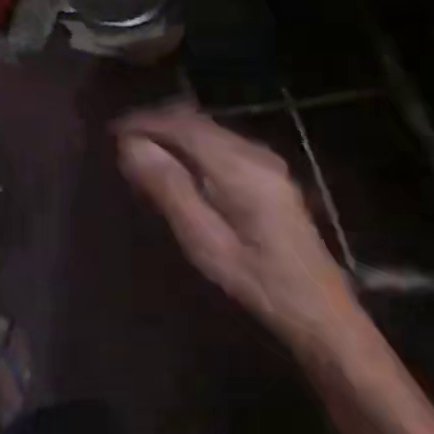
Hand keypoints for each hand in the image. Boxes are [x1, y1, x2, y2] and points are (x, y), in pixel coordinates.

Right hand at [115, 102, 355, 339]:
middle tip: (121, 141)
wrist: (321, 313)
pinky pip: (218, 141)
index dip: (144, 122)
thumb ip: (169, 189)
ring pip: (206, 128)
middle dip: (155, 123)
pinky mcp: (268, 172)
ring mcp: (265, 161)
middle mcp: (254, 153)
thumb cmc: (258, 283)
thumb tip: (131, 145)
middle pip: (195, 120)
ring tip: (141, 151)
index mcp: (239, 168)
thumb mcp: (205, 243)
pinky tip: (176, 165)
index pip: (182, 125)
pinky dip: (189, 143)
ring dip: (172, 132)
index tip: (112, 132)